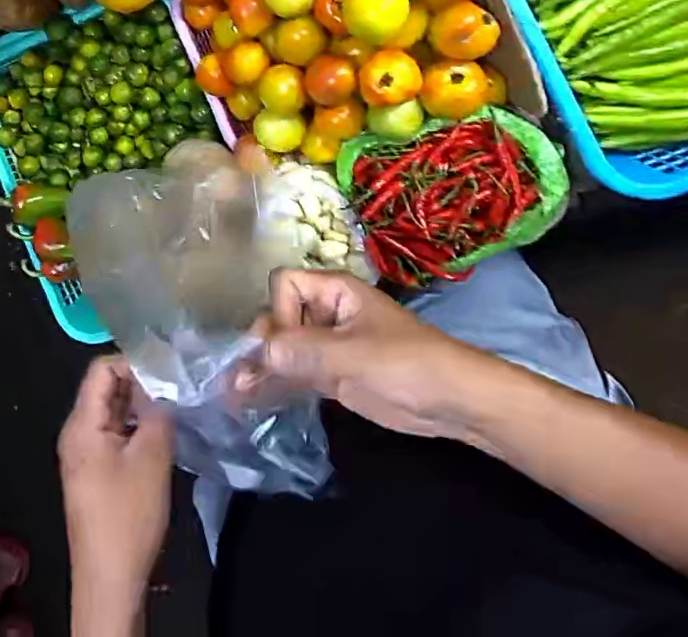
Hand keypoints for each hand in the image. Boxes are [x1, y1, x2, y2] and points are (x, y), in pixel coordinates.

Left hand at [58, 356, 174, 632]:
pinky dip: (135, 425)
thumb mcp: (152, 456)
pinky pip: (114, 432)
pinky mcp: (94, 469)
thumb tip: (165, 384)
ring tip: (173, 405)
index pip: (101, 369)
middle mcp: (76, 431)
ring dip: (139, 405)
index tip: (167, 371)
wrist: (110, 579)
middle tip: (176, 386)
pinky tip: (161, 431)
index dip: (133, 363)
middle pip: (104, 387)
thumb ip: (158, 411)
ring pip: (111, 410)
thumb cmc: (128, 514)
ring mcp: (83, 452)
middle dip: (139, 382)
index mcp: (81, 424)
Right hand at [254, 269, 502, 441]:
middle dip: (261, 345)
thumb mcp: (352, 354)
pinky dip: (277, 383)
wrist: (452, 401)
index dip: (280, 312)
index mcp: (334, 291)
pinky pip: (296, 371)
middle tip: (241, 380)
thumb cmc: (406, 364)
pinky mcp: (332, 373)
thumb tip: (258, 351)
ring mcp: (328, 344)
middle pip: (279, 317)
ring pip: (284, 348)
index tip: (289, 344)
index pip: (285, 285)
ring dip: (262, 368)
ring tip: (234, 394)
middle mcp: (326, 312)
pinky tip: (254, 400)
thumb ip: (303, 351)